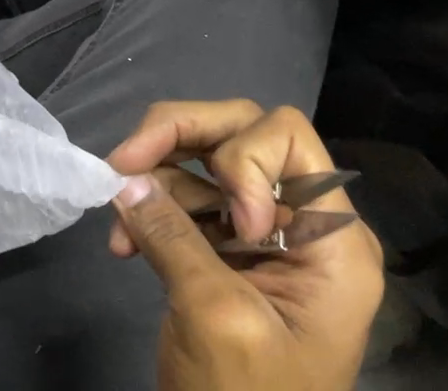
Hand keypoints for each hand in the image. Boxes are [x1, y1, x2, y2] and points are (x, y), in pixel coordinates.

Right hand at [106, 100, 383, 390]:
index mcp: (330, 236)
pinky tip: (122, 245)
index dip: (242, 156)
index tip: (227, 221)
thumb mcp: (215, 316)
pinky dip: (146, 207)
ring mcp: (258, 232)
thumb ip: (172, 235)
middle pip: (238, 131)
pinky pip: (180, 196)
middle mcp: (299, 220)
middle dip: (177, 136)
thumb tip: (123, 178)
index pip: (286, 136)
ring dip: (150, 176)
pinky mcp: (222, 247)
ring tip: (117, 222)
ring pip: (200, 157)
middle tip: (124, 161)